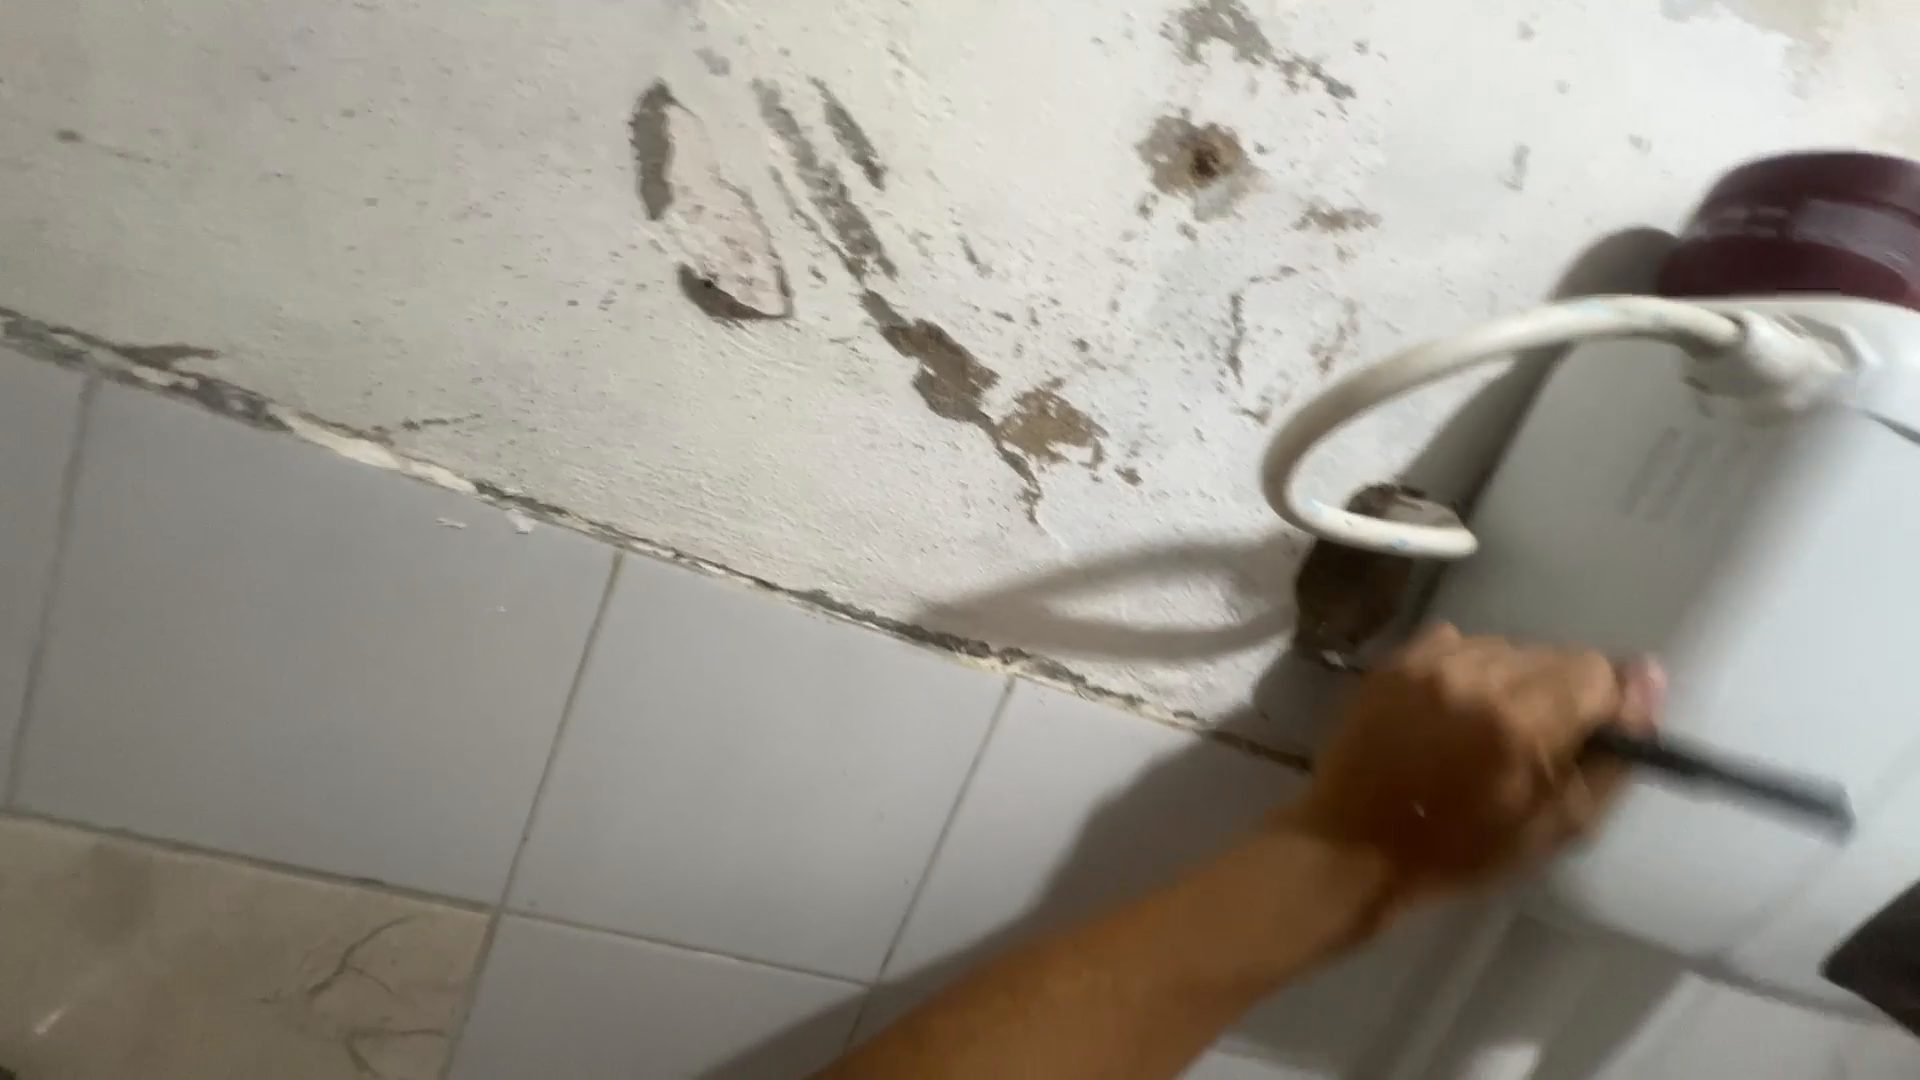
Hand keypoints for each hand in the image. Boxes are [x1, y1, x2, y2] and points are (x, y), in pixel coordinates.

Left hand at [1287, 624, 1663, 901]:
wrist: (1356, 838)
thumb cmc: (1463, 846)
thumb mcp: (1562, 821)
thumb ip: (1615, 751)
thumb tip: (1647, 675)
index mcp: (1521, 719)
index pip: (1595, 669)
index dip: (1601, 702)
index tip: (1584, 735)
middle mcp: (1473, 677)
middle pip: (1549, 653)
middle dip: (1557, 690)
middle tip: (1532, 738)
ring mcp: (1424, 665)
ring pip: (1501, 645)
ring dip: (1509, 675)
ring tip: (1487, 722)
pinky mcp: (1390, 663)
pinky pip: (1450, 640)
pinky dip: (1462, 663)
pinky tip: (1451, 701)